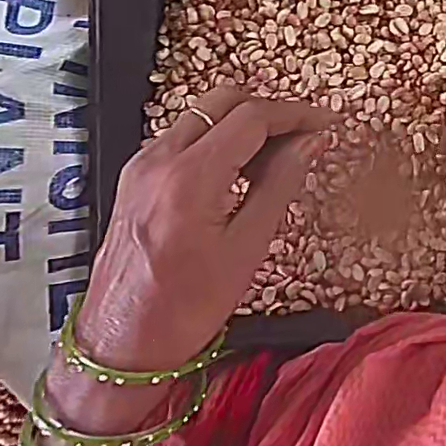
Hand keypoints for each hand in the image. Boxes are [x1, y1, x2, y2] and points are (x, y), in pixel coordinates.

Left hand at [71, 85, 332, 390]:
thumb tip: (310, 142)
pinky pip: (185, 137)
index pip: (251, 117)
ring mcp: (141, 164)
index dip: (296, 114)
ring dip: (244, 124)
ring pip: (203, 115)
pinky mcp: (135, 176)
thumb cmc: (186, 309)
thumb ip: (280, 184)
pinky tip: (241, 171)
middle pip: (224, 101)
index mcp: (189, 177)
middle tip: (303, 136)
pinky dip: (218, 140)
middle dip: (270, 110)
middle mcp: (158, 158)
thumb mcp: (246, 249)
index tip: (325, 123)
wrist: (120, 345)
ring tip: (278, 158)